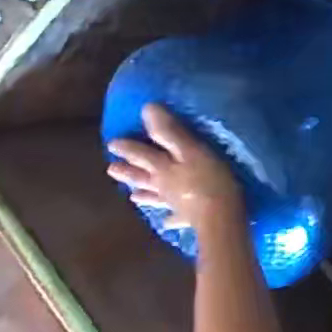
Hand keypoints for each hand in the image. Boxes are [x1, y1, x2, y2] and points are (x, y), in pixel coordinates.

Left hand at [107, 104, 244, 232]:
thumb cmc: (209, 179)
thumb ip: (170, 131)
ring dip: (143, 194)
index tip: (112, 144)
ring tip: (132, 195)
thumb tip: (147, 109)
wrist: (220, 217)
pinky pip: (175, 218)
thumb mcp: (191, 150)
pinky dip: (170, 219)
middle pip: (142, 177)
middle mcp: (163, 186)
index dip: (129, 148)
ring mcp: (174, 204)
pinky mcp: (188, 218)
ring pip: (154, 197)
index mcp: (163, 168)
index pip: (142, 155)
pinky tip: (168, 222)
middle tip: (111, 169)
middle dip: (128, 171)